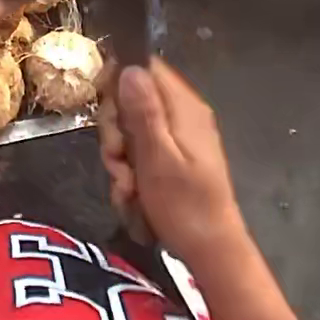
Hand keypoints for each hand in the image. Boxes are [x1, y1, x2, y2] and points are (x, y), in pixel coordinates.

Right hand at [97, 60, 248, 268]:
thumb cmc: (184, 205)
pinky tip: (134, 197)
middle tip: (117, 160)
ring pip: (133, 131)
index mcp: (183, 106)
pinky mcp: (176, 158)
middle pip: (133, 101)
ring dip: (121, 160)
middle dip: (116, 132)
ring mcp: (180, 137)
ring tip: (128, 189)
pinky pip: (143, 152)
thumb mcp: (157, 157)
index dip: (118, 83)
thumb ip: (143, 111)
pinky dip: (133, 173)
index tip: (107, 115)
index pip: (146, 68)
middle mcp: (183, 114)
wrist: (212, 252)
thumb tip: (129, 67)